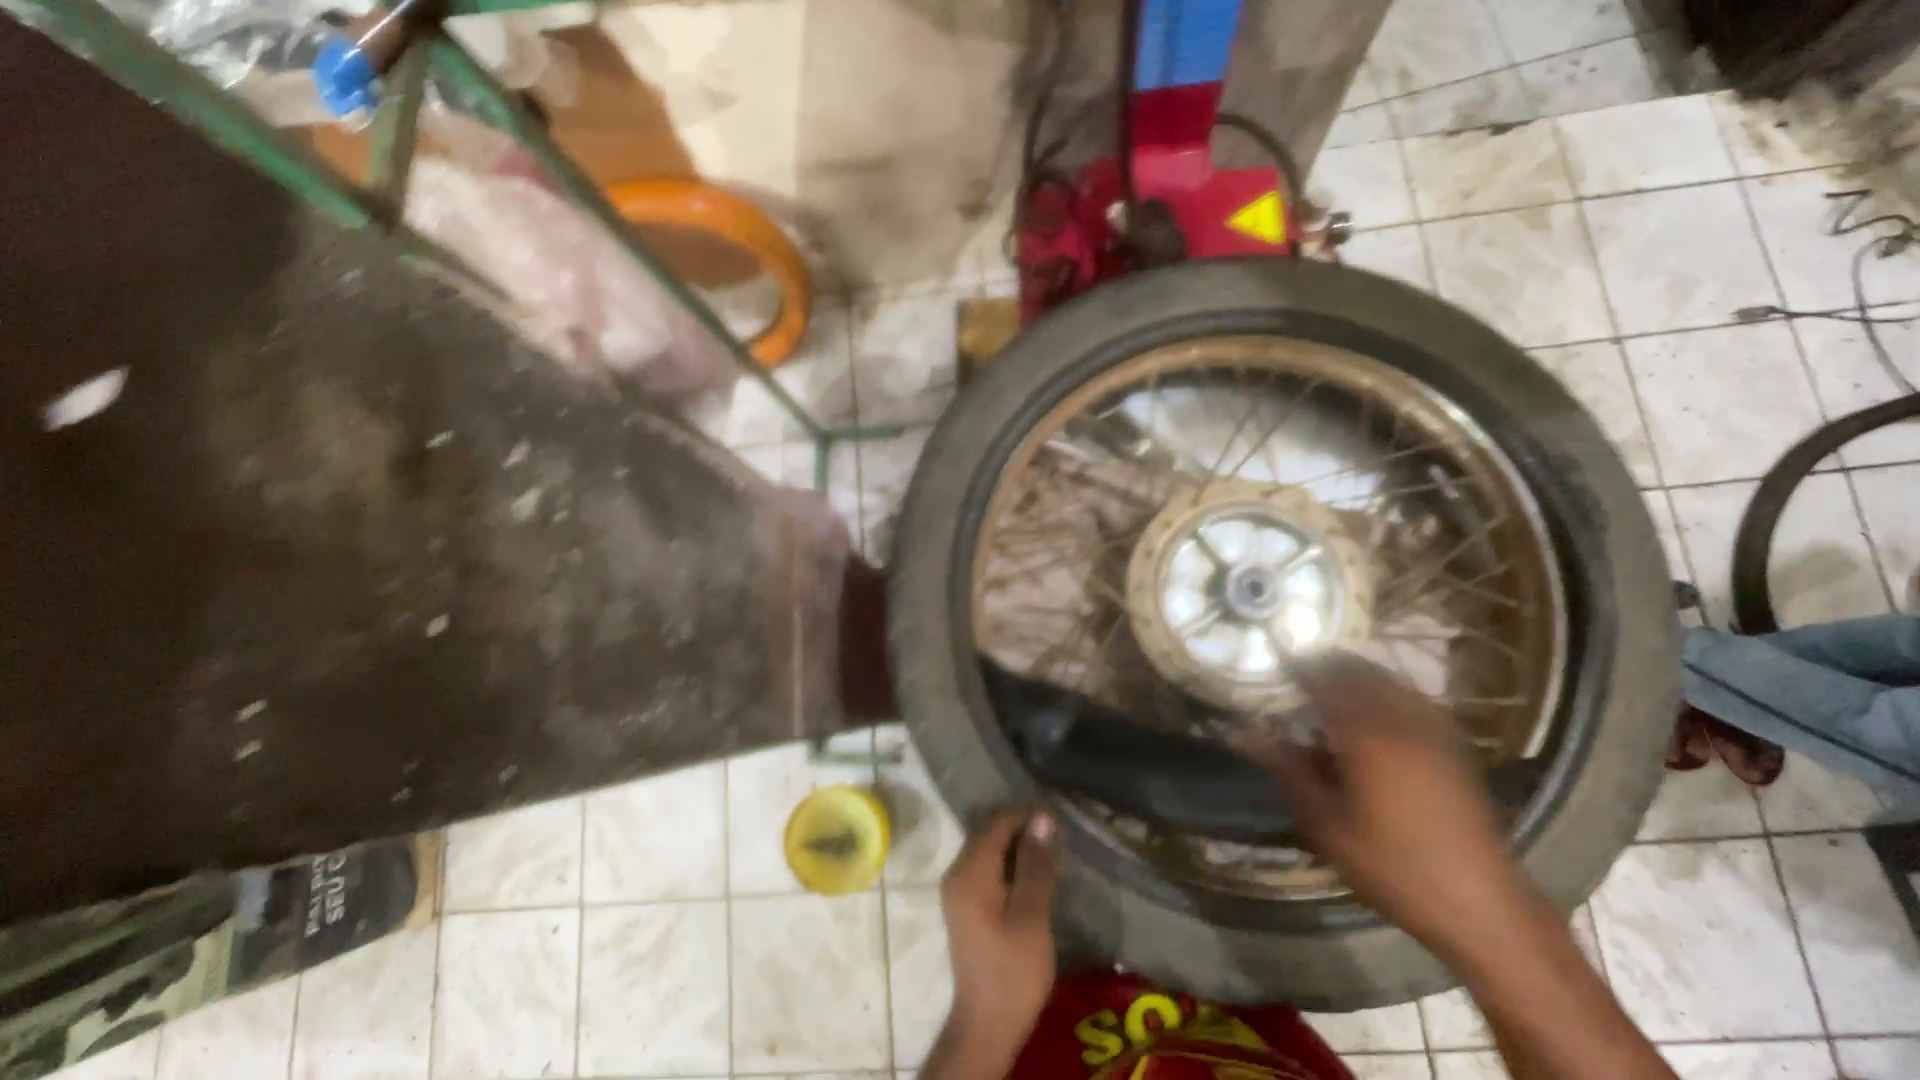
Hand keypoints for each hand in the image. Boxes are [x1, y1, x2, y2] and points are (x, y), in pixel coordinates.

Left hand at [936, 809, 1060, 1067]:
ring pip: (991, 852)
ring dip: (1020, 852)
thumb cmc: (1013, 970)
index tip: (1060, 828)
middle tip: (1060, 848)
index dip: (1028, 818)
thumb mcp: (1032, 915)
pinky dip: (1012, 869)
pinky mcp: (967, 906)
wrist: (988, 1023)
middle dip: (1025, 833)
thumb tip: (1043, 818)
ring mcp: (959, 891)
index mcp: (969, 872)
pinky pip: (989, 871)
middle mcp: (957, 873)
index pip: (997, 823)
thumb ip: (1036, 865)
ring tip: (1053, 865)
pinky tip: (1036, 883)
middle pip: (990, 834)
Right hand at [1243, 654, 1536, 952]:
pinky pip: (1415, 700)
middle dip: (1328, 664)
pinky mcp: (1454, 747)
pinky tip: (1378, 710)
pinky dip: (1389, 691)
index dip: (1298, 668)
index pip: (1324, 682)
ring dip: (1360, 674)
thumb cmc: (1391, 866)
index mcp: (1366, 736)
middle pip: (1361, 672)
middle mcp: (1402, 721)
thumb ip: (1288, 772)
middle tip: (1300, 670)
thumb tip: (1247, 734)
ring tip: (1333, 684)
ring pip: (1392, 681)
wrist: (1477, 901)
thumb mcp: (1326, 825)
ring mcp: (1434, 732)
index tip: (1275, 661)